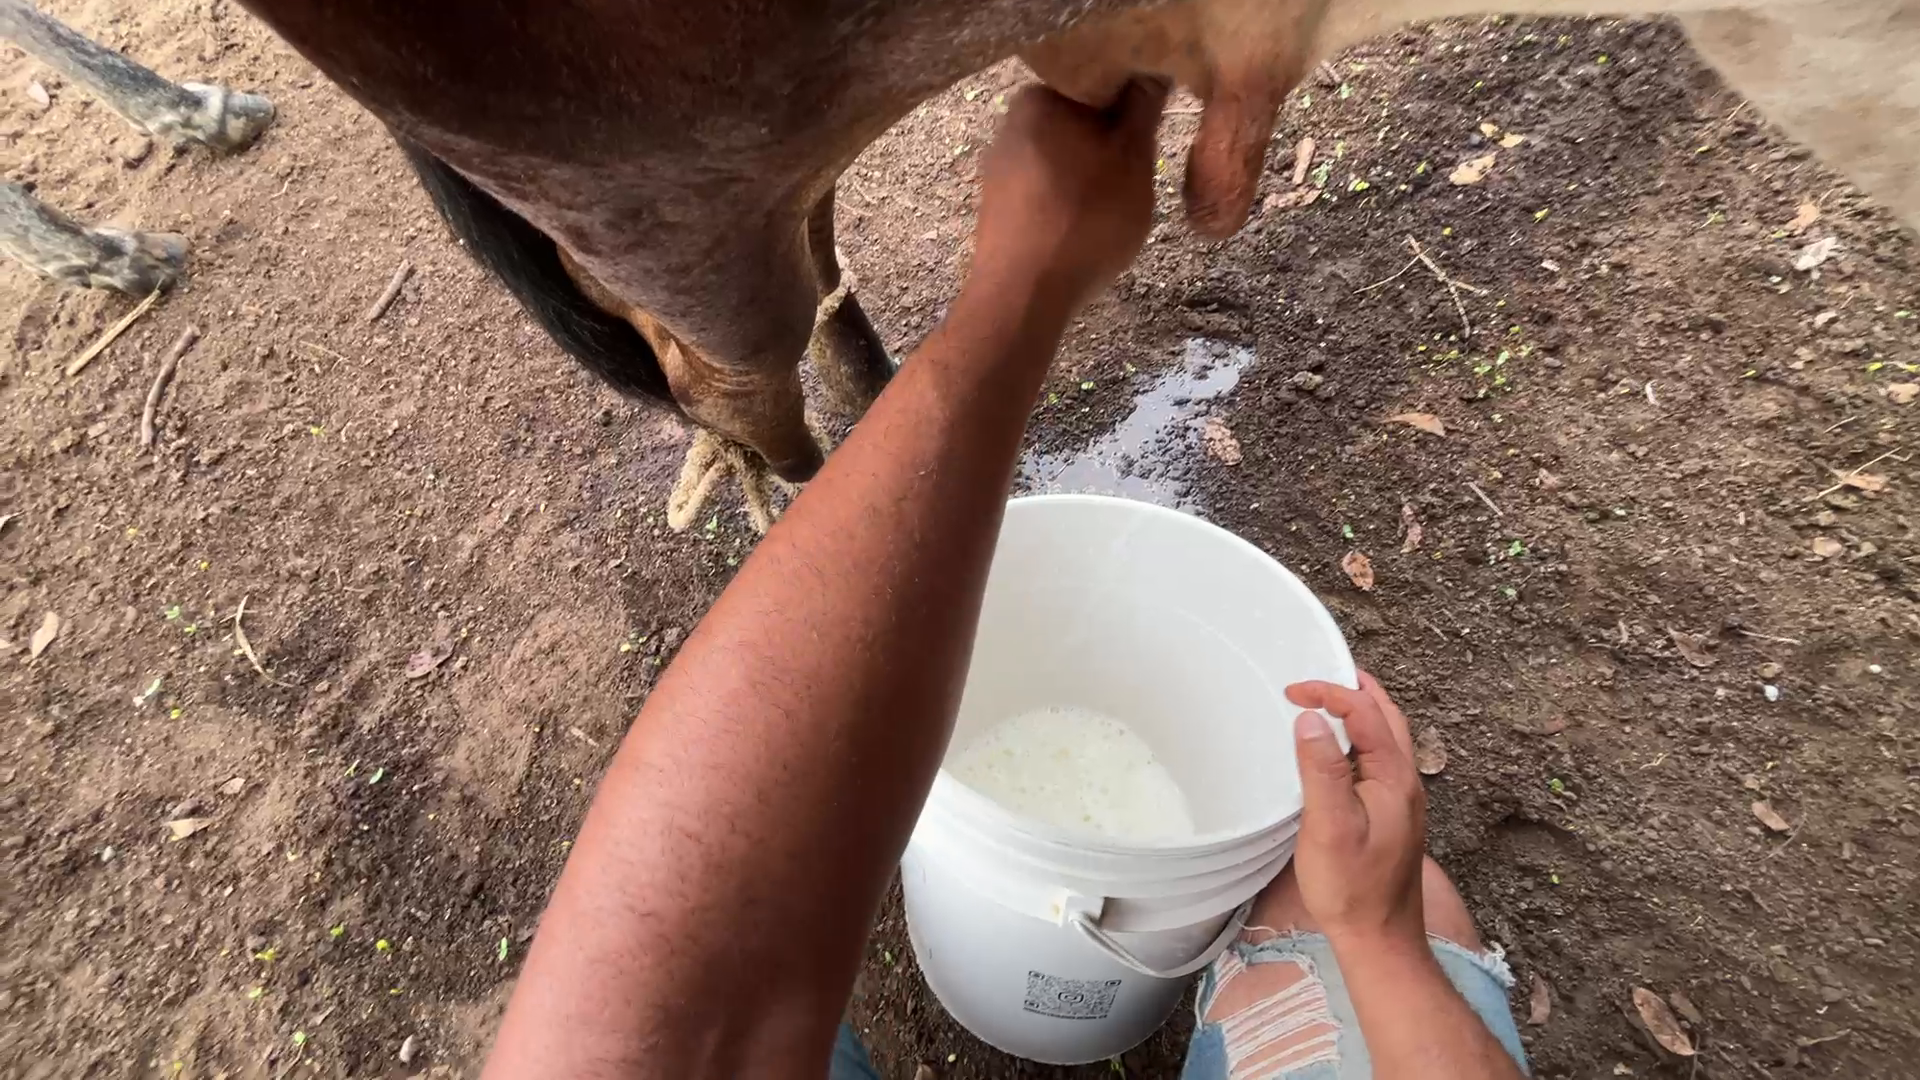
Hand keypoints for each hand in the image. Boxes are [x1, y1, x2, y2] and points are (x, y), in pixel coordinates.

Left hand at [969, 78, 1167, 313]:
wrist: (1021, 300)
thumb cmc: (1084, 222)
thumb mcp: (1133, 160)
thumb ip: (1144, 109)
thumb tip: (1149, 75)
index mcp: (1039, 97)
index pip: (1097, 80)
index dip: (1131, 103)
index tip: (1150, 134)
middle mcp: (1008, 128)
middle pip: (1076, 125)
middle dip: (1107, 148)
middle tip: (1134, 182)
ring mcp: (997, 176)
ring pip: (1060, 166)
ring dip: (1088, 184)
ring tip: (1109, 217)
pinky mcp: (995, 217)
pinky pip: (1042, 201)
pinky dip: (1064, 212)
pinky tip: (1078, 239)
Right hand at [1284, 672, 1427, 949]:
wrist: (1378, 939)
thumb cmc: (1350, 885)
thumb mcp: (1330, 825)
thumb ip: (1322, 769)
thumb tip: (1311, 718)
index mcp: (1394, 778)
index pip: (1366, 713)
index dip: (1330, 693)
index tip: (1291, 691)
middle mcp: (1404, 782)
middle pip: (1388, 718)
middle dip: (1355, 688)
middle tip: (1319, 673)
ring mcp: (1399, 799)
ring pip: (1386, 737)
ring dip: (1359, 710)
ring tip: (1327, 698)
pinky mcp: (1388, 813)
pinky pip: (1376, 757)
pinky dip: (1356, 735)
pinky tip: (1333, 745)